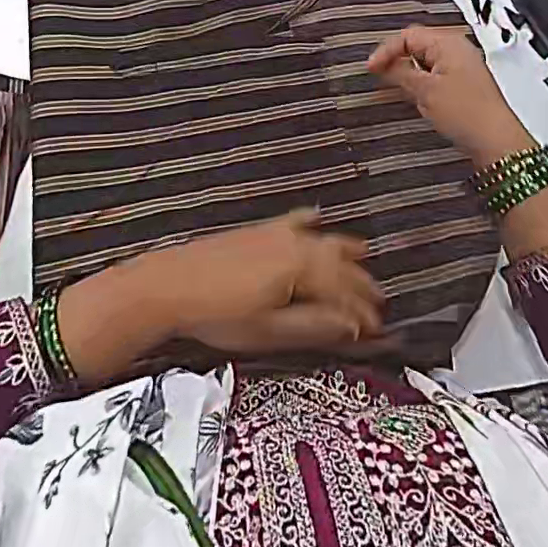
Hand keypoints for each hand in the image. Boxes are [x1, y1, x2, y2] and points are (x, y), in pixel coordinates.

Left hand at [57, 210, 385, 381]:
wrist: (170, 286)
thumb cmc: (219, 314)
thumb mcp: (270, 330)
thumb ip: (314, 326)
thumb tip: (350, 326)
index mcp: (302, 268)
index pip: (344, 291)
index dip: (362, 312)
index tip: (376, 328)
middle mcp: (295, 244)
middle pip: (339, 264)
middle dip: (360, 284)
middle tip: (377, 302)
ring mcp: (276, 234)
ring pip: (322, 241)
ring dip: (345, 252)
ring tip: (364, 255)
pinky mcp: (259, 232)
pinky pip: (295, 222)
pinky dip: (310, 222)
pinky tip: (317, 215)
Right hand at [368, 24, 534, 167]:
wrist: (496, 141)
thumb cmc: (468, 114)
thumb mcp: (425, 91)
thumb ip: (401, 73)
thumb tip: (385, 64)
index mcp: (449, 43)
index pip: (407, 36)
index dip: (386, 51)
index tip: (371, 68)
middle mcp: (457, 49)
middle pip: (417, 44)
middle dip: (396, 58)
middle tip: (379, 74)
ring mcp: (462, 66)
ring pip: (425, 59)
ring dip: (407, 70)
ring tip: (395, 86)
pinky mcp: (463, 83)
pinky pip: (435, 73)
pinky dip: (420, 80)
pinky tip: (415, 95)